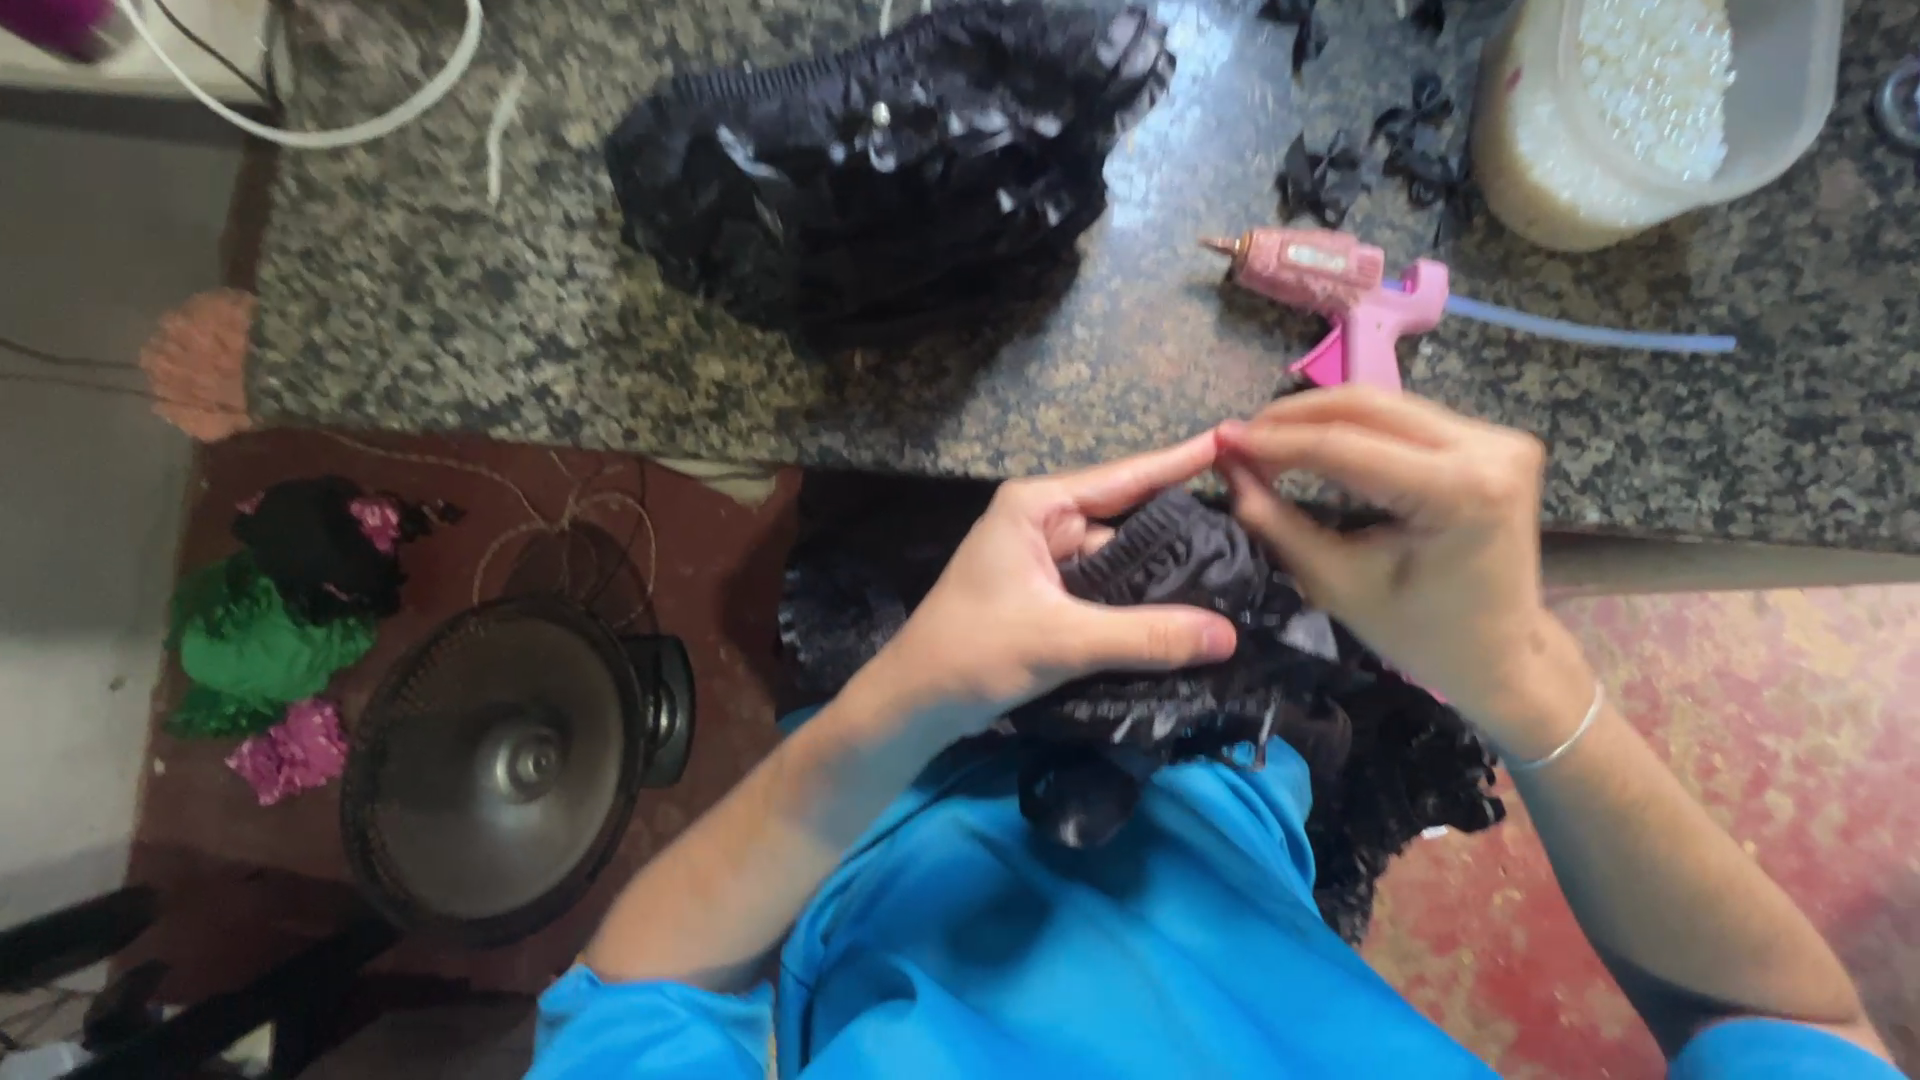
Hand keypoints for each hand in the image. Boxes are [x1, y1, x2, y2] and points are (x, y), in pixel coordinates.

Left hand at [866, 434, 1238, 736]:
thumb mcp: (1061, 641)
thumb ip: (1144, 637)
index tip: (1233, 439)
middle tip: (1254, 537)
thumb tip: (1227, 635)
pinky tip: (1182, 616)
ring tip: (1233, 582)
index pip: (1123, 476)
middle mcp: (1042, 522)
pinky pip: (1103, 591)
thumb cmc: (972, 653)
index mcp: (1036, 507)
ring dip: (1161, 578)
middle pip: (1127, 521)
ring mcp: (1043, 559)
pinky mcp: (1046, 595)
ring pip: (1118, 562)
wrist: (915, 702)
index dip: (1179, 460)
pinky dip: (1135, 603)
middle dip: (1181, 533)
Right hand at [1214, 387, 1592, 753]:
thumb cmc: (1418, 633)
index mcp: (1459, 491)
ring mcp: (1496, 438)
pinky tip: (1309, 443)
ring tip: (1263, 441)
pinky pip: (1402, 419)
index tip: (1220, 441)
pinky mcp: (1490, 440)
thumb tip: (1227, 469)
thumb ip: (1277, 523)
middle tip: (1238, 438)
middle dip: (1291, 418)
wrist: (1501, 654)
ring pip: (1383, 404)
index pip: (1345, 446)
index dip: (1274, 441)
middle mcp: (1488, 448)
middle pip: (1366, 406)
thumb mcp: (1335, 583)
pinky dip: (1348, 427)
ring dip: (1316, 418)